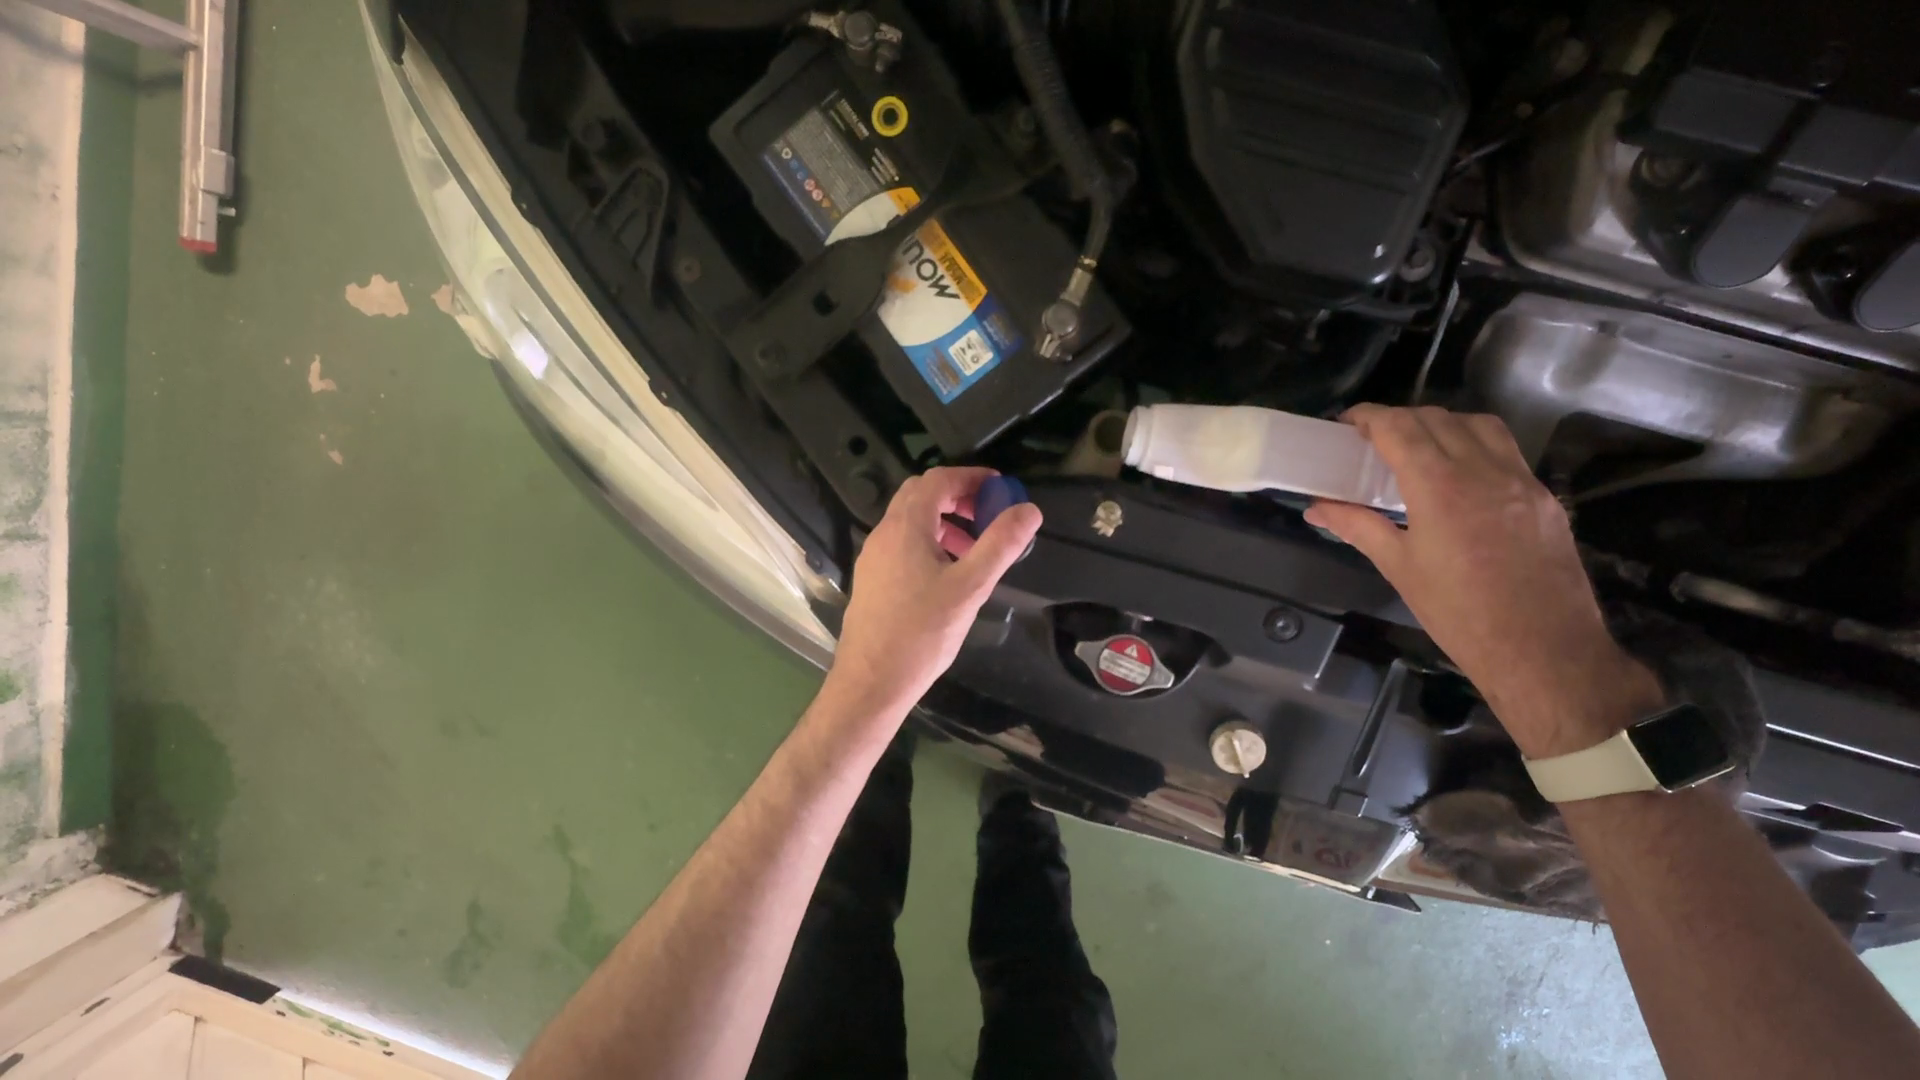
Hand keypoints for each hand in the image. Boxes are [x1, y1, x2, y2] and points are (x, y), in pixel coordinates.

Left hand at [824, 467, 1042, 720]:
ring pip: (910, 522)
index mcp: (905, 527)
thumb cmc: (922, 633)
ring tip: (973, 550)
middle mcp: (884, 534)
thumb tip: (1028, 510)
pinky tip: (947, 578)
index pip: (938, 479)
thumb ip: (1000, 545)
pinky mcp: (872, 581)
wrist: (871, 681)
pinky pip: (902, 546)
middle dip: (957, 497)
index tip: (1000, 488)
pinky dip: (929, 544)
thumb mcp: (970, 587)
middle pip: (920, 495)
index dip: (971, 477)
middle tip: (988, 515)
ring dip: (944, 523)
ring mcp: (873, 558)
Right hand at [1305, 405, 1662, 758]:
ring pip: (1478, 425)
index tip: (1347, 424)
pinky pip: (1506, 451)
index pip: (1400, 428)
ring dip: (1442, 423)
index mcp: (1440, 487)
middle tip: (1373, 440)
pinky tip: (1460, 475)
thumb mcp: (1399, 569)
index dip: (1369, 417)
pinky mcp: (1543, 497)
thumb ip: (1358, 527)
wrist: (1543, 650)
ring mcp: (1520, 481)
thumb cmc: (1459, 614)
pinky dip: (1475, 444)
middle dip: (1400, 419)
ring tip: (1419, 447)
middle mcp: (1483, 471)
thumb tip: (1317, 509)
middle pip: (1437, 418)